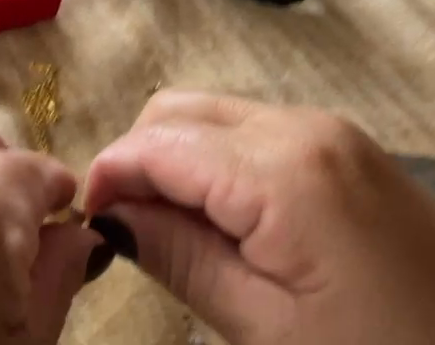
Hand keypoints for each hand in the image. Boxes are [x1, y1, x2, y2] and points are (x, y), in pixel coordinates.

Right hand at [84, 92, 434, 344]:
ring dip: (176, 159)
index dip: (109, 176)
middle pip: (175, 112)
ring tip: (176, 228)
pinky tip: (227, 218)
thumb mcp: (271, 332)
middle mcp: (298, 125)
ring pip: (209, 115)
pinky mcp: (345, 147)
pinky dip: (217, 161)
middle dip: (138, 159)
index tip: (89, 223)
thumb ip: (179, 258)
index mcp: (280, 169)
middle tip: (130, 228)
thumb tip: (110, 217)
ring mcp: (327, 130)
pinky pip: (251, 132)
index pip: (155, 143)